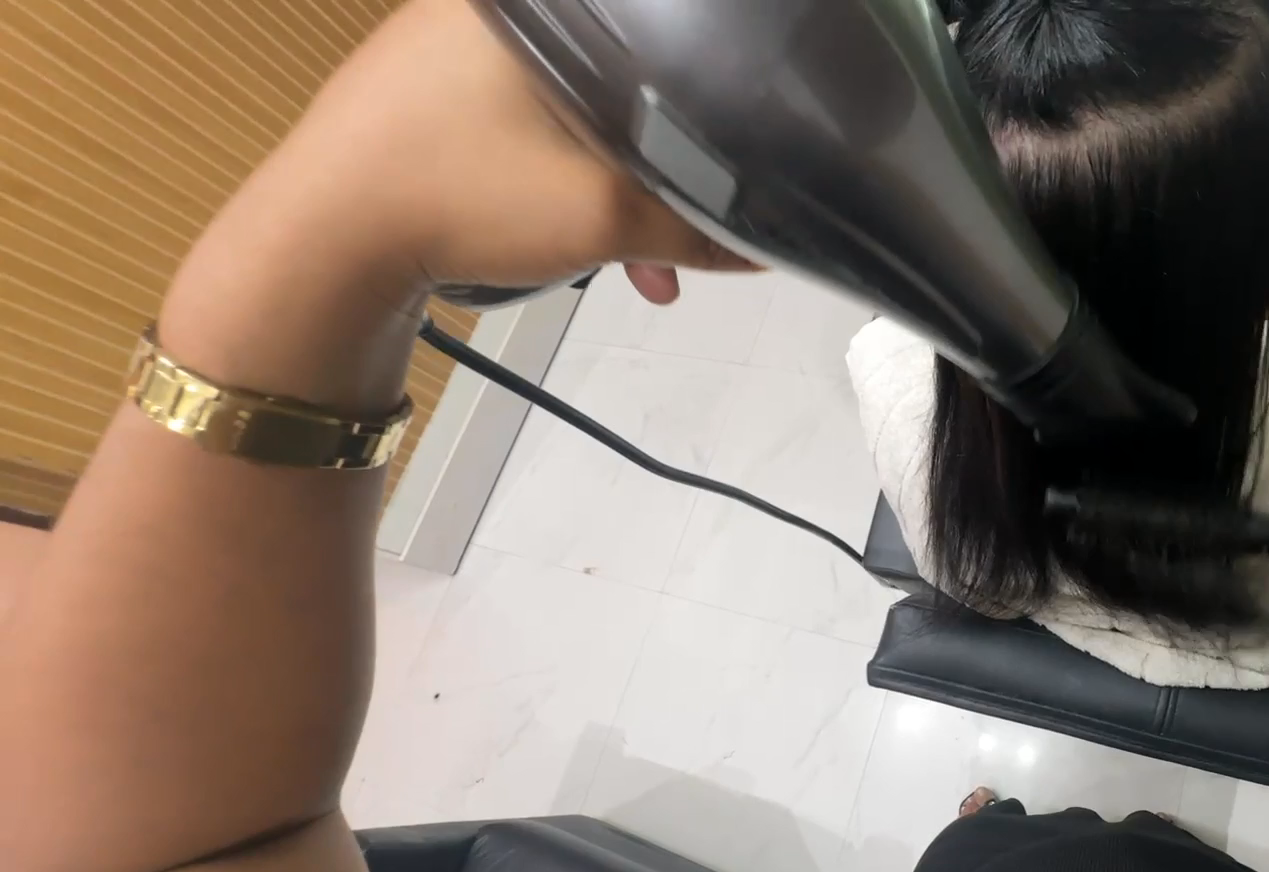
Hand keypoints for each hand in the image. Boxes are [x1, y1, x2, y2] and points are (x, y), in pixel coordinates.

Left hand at [161, 0, 751, 407]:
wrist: (328, 239)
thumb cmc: (466, 197)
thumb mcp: (607, 217)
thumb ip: (698, 229)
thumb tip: (765, 244)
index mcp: (541, 12)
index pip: (665, 51)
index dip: (714, 117)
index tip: (737, 177)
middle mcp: (507, 16)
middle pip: (633, 97)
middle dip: (671, 182)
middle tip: (690, 245)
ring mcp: (470, 53)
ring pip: (591, 126)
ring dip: (628, 201)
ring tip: (646, 273)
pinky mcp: (451, 96)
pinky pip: (548, 139)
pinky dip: (581, 192)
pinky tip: (591, 248)